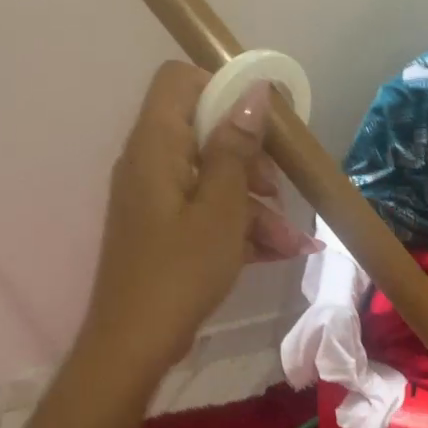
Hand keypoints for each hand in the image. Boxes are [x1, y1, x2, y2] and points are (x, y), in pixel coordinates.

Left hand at [76, 61, 317, 375]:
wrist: (133, 345)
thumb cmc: (180, 272)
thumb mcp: (220, 209)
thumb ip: (236, 148)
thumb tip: (253, 90)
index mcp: (154, 146)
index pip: (179, 81)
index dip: (224, 89)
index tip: (264, 123)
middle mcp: (148, 165)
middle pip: (203, 134)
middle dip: (251, 160)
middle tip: (279, 191)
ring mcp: (153, 203)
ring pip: (210, 181)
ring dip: (254, 206)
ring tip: (293, 243)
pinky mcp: (161, 235)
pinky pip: (203, 215)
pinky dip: (237, 229)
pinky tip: (278, 254)